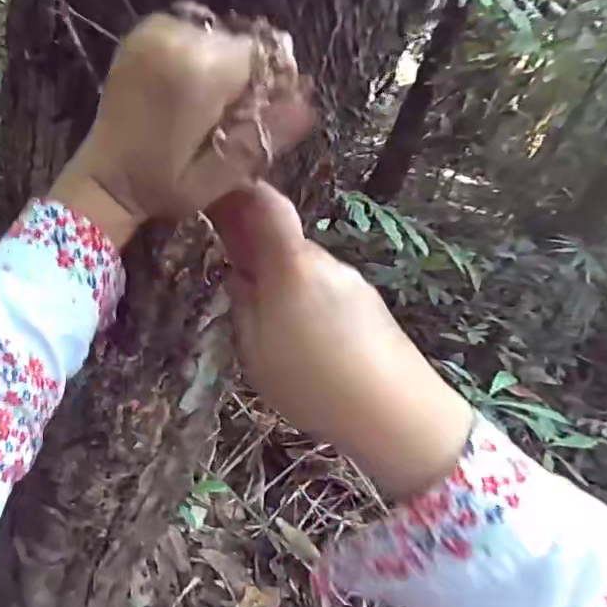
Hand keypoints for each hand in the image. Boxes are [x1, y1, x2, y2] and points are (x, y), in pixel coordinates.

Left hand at [48, 10, 314, 244]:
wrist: (103, 178)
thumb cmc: (160, 186)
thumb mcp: (217, 176)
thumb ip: (262, 137)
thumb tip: (308, 104)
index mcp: (199, 71)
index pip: (264, 56)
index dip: (267, 88)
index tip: (253, 119)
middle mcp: (178, 37)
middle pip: (241, 44)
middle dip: (242, 77)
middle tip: (222, 120)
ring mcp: (155, 29)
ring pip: (217, 36)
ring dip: (219, 66)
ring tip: (199, 108)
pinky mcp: (141, 32)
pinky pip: (190, 32)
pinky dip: (195, 56)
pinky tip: (182, 90)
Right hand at [207, 183, 474, 498]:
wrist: (395, 412)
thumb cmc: (312, 383)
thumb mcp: (255, 352)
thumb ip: (243, 306)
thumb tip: (237, 275)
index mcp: (290, 265)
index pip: (262, 203)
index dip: (236, 193)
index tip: (211, 199)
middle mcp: (323, 261)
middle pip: (282, 237)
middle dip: (253, 247)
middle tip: (229, 275)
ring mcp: (350, 280)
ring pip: (303, 265)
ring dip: (280, 278)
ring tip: (267, 322)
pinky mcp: (367, 301)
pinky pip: (323, 285)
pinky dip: (303, 296)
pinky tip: (302, 336)